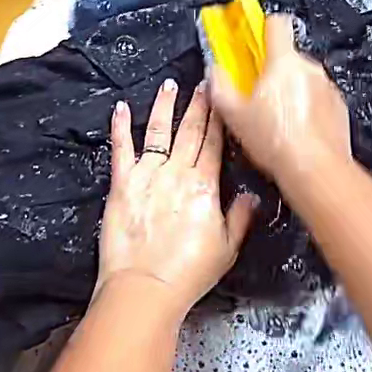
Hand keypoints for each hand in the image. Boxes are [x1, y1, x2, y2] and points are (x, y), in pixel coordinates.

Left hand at [99, 79, 258, 312]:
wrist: (145, 288)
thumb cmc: (187, 273)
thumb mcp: (227, 248)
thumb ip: (240, 217)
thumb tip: (252, 194)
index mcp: (204, 185)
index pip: (214, 143)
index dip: (218, 118)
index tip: (222, 97)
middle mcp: (177, 172)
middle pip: (190, 131)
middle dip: (198, 104)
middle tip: (202, 83)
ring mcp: (148, 175)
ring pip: (159, 131)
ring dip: (165, 106)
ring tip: (170, 85)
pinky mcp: (122, 183)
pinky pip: (121, 148)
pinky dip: (120, 127)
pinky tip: (120, 108)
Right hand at [207, 13, 354, 191]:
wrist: (316, 170)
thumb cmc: (278, 143)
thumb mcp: (234, 115)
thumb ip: (220, 85)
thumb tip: (214, 73)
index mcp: (283, 61)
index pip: (275, 23)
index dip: (261, 26)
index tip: (250, 36)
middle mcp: (309, 68)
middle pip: (286, 55)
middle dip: (271, 69)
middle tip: (255, 92)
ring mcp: (326, 86)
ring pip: (302, 78)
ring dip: (289, 90)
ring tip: (274, 117)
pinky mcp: (338, 106)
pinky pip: (318, 97)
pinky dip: (306, 107)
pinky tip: (293, 129)